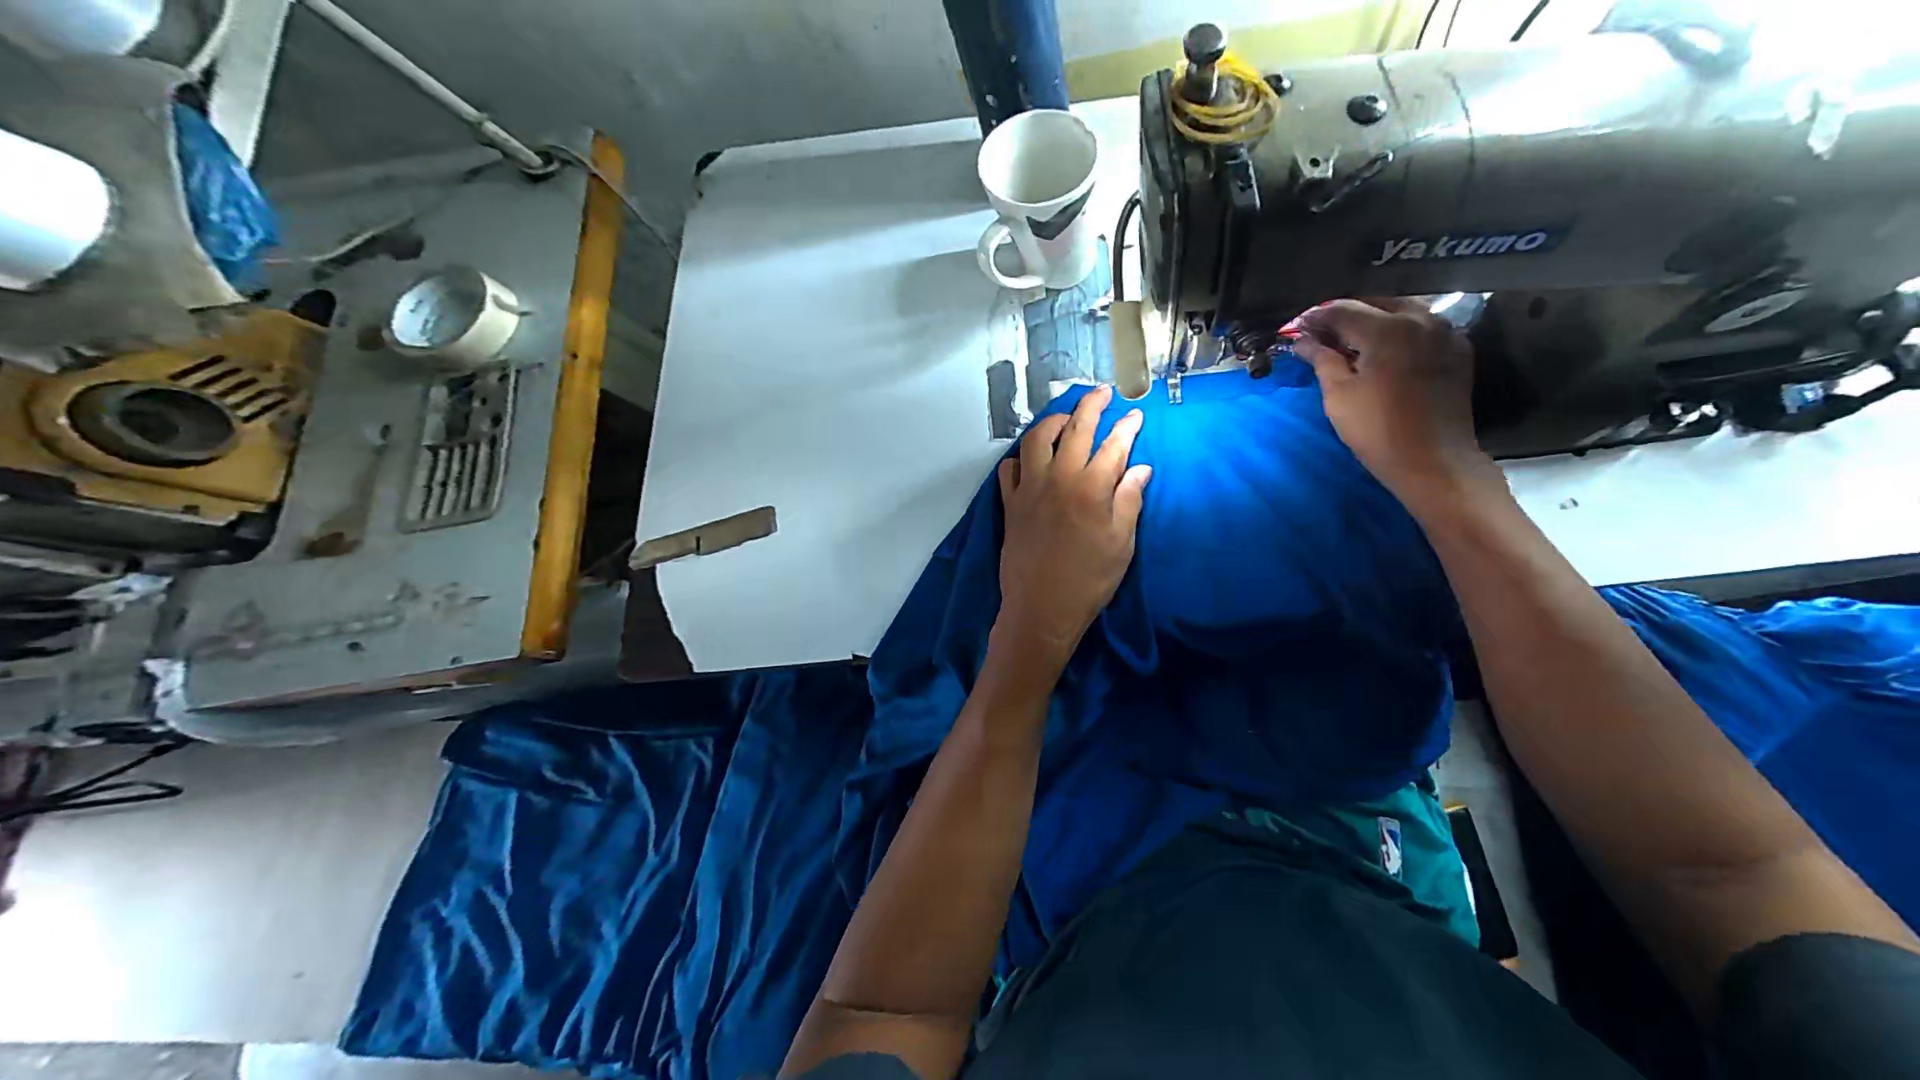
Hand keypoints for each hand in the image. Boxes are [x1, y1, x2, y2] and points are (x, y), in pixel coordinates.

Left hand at [995, 385, 1151, 668]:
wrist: (1041, 608)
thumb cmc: (1089, 580)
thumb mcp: (1121, 544)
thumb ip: (1129, 501)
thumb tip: (1140, 468)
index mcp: (1091, 488)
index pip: (1114, 445)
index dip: (1127, 427)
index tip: (1135, 414)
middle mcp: (1058, 479)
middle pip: (1076, 429)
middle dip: (1092, 406)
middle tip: (1103, 392)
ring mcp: (1029, 489)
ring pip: (1037, 439)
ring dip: (1053, 421)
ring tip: (1066, 418)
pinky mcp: (1009, 504)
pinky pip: (1010, 468)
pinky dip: (1021, 456)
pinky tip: (1030, 457)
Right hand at [1289, 298, 1497, 508]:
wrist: (1433, 460)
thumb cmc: (1377, 430)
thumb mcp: (1338, 395)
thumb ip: (1321, 360)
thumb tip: (1304, 341)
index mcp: (1387, 329)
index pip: (1342, 310)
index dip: (1314, 318)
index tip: (1296, 329)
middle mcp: (1420, 320)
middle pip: (1374, 304)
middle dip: (1344, 315)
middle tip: (1321, 335)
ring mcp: (1444, 333)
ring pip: (1402, 311)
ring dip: (1373, 320)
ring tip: (1351, 341)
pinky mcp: (1458, 350)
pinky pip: (1423, 327)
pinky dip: (1399, 331)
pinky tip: (1384, 351)